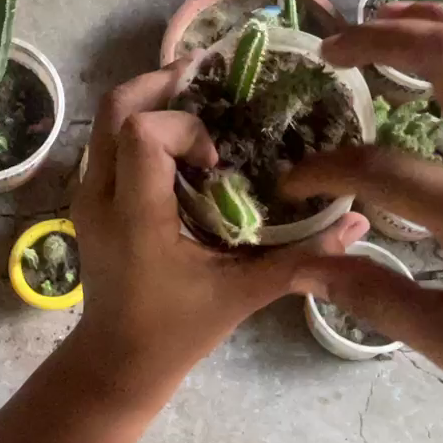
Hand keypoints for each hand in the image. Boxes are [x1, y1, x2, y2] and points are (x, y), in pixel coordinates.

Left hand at [70, 55, 368, 382]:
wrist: (116, 361)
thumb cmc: (176, 331)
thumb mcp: (241, 294)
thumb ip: (300, 258)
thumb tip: (356, 221)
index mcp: (135, 215)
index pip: (142, 132)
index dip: (184, 128)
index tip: (216, 159)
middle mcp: (100, 194)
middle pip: (116, 105)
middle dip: (161, 83)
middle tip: (208, 81)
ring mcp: (86, 193)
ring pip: (106, 118)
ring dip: (150, 99)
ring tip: (197, 100)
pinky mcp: (88, 197)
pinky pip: (108, 139)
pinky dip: (140, 123)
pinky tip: (180, 139)